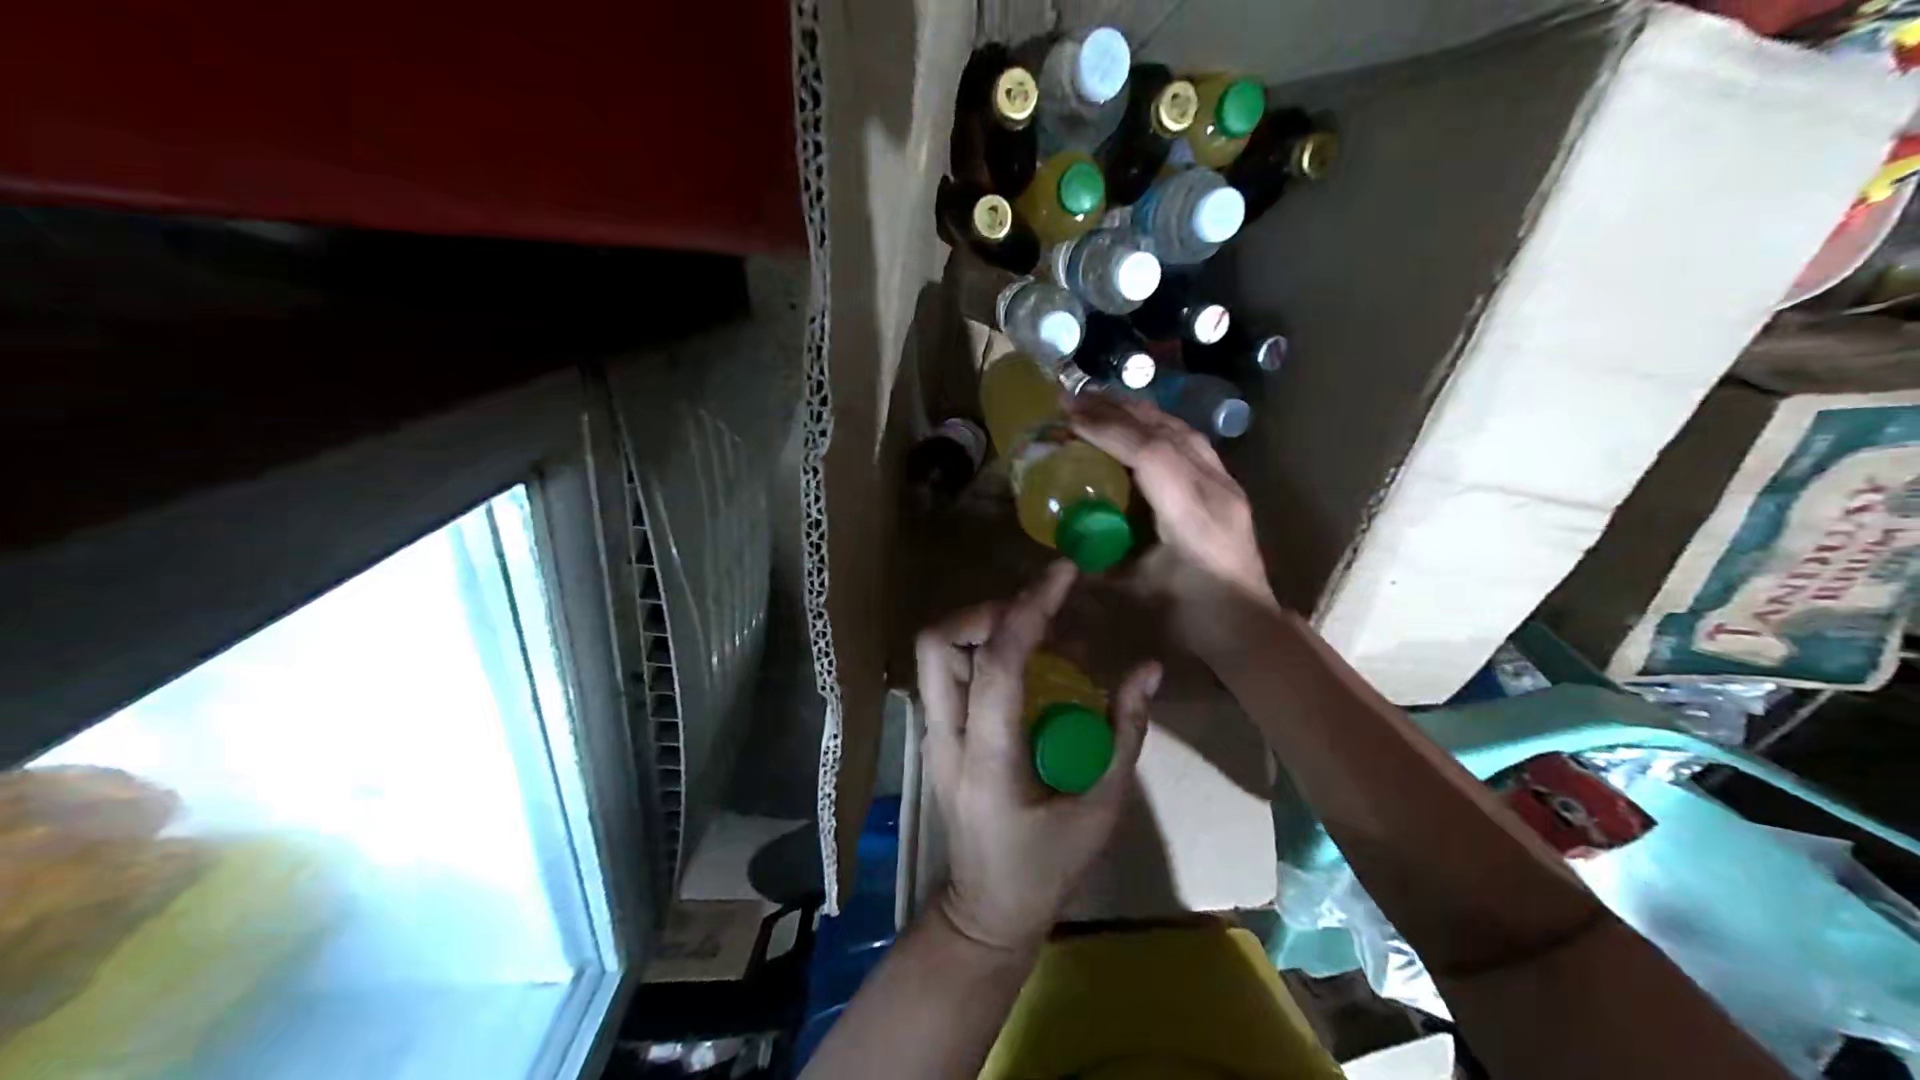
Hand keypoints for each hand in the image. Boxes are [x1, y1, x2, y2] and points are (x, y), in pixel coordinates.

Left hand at [915, 560, 1161, 952]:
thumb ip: (1123, 734)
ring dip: (981, 626)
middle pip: (937, 642)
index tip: (1062, 574)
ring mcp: (933, 734)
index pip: (996, 663)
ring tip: (1036, 631)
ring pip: (934, 652)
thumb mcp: (1100, 810)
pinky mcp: (936, 734)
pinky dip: (979, 648)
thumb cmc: (1045, 869)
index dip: (1029, 609)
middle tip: (1040, 611)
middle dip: (988, 610)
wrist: (985, 910)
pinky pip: (946, 671)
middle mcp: (946, 735)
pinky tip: (1023, 661)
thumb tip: (1147, 670)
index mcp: (988, 758)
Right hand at [1067, 393, 1280, 655]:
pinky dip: (1156, 426)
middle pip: (1166, 430)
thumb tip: (1060, 537)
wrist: (1249, 627)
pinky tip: (1135, 425)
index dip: (1107, 429)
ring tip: (1098, 402)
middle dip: (1116, 409)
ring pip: (1181, 430)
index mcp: (1193, 514)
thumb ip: (1098, 558)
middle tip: (1072, 397)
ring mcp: (1226, 484)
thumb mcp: (1136, 591)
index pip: (1150, 453)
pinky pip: (1190, 442)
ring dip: (1137, 412)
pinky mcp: (1227, 487)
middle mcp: (1214, 488)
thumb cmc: (1192, 617)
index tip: (1067, 415)